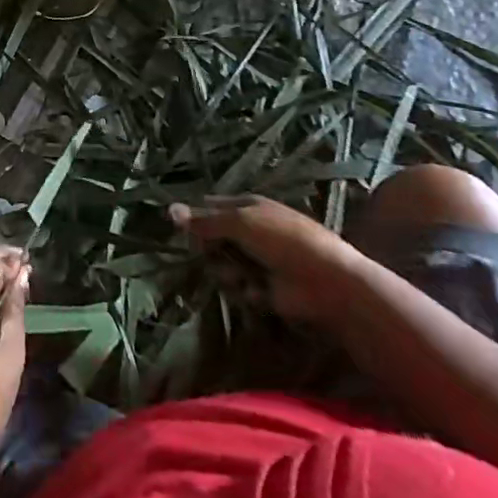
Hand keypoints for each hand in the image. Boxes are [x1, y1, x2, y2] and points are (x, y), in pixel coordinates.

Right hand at [170, 196, 370, 324]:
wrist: (328, 283)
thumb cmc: (284, 241)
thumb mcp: (239, 222)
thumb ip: (203, 220)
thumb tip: (168, 210)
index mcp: (248, 207)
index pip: (210, 206)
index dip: (195, 216)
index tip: (182, 228)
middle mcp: (251, 231)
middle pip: (212, 237)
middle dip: (208, 248)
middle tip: (207, 253)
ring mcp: (258, 260)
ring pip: (221, 263)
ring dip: (227, 271)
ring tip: (241, 277)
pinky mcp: (264, 287)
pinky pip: (238, 286)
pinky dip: (245, 289)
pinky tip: (256, 291)